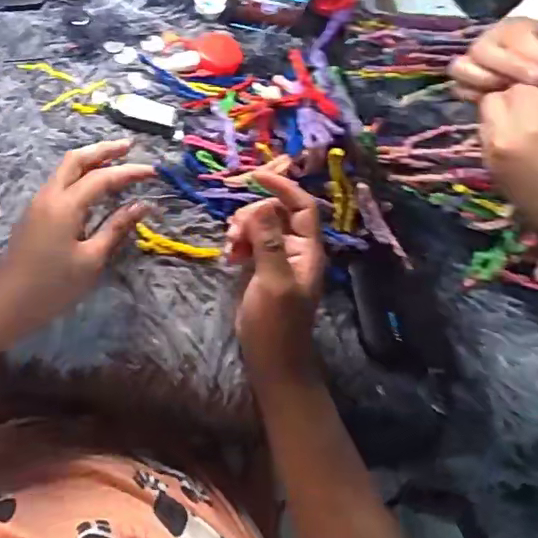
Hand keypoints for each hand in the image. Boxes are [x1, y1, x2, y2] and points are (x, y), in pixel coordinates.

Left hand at [0, 139, 153, 337]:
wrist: (6, 303)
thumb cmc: (52, 287)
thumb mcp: (91, 260)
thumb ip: (116, 228)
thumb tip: (141, 205)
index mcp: (64, 205)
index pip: (102, 177)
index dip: (129, 172)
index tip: (154, 171)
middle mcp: (49, 195)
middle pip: (77, 159)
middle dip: (103, 150)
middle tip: (129, 147)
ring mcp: (38, 203)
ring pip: (65, 169)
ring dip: (90, 160)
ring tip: (115, 160)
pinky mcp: (34, 214)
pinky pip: (60, 182)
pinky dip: (79, 175)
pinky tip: (93, 185)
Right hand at [227, 171, 326, 378]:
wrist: (273, 361)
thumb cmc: (277, 325)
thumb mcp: (273, 281)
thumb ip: (268, 242)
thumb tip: (258, 205)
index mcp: (308, 250)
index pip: (302, 205)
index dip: (282, 187)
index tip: (254, 176)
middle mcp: (296, 249)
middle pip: (275, 211)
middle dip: (252, 213)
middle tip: (234, 233)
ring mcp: (278, 258)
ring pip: (260, 224)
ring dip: (242, 227)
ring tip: (230, 246)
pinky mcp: (261, 268)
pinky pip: (250, 240)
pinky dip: (238, 240)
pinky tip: (229, 254)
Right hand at [450, 17, 537, 100]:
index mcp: (512, 27)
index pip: (512, 33)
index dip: (532, 51)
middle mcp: (486, 41)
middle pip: (481, 49)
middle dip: (510, 66)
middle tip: (537, 81)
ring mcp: (470, 62)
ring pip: (460, 67)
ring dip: (487, 79)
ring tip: (512, 89)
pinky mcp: (463, 85)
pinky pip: (459, 87)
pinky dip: (476, 93)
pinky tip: (499, 97)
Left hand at [478, 85, 537, 263]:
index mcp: (533, 127)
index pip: (520, 87)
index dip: (536, 88)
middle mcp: (502, 137)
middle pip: (494, 98)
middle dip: (513, 98)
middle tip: (537, 108)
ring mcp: (489, 154)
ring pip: (485, 117)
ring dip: (502, 115)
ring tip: (529, 125)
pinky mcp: (485, 167)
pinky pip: (485, 137)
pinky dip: (499, 132)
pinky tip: (521, 142)